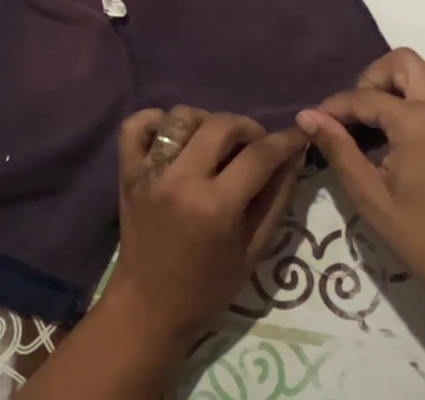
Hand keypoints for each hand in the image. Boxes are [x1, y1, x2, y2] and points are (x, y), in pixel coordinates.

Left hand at [104, 105, 308, 344]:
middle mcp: (180, 180)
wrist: (148, 306)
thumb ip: (275, 200)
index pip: (259, 155)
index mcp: (215, 207)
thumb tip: (293, 156)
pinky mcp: (126, 172)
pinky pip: (135, 125)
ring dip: (206, 121)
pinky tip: (174, 136)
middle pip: (221, 124)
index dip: (285, 141)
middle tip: (256, 145)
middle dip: (248, 127)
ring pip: (180, 117)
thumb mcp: (252, 251)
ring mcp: (149, 172)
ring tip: (215, 142)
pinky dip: (155, 120)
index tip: (298, 135)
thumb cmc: (207, 287)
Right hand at [296, 49, 424, 296]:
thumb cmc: (422, 237)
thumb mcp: (370, 196)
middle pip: (402, 61)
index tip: (315, 120)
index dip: (334, 107)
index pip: (363, 97)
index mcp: (415, 121)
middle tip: (358, 113)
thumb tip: (307, 116)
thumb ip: (338, 149)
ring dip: (406, 80)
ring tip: (388, 113)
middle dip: (373, 78)